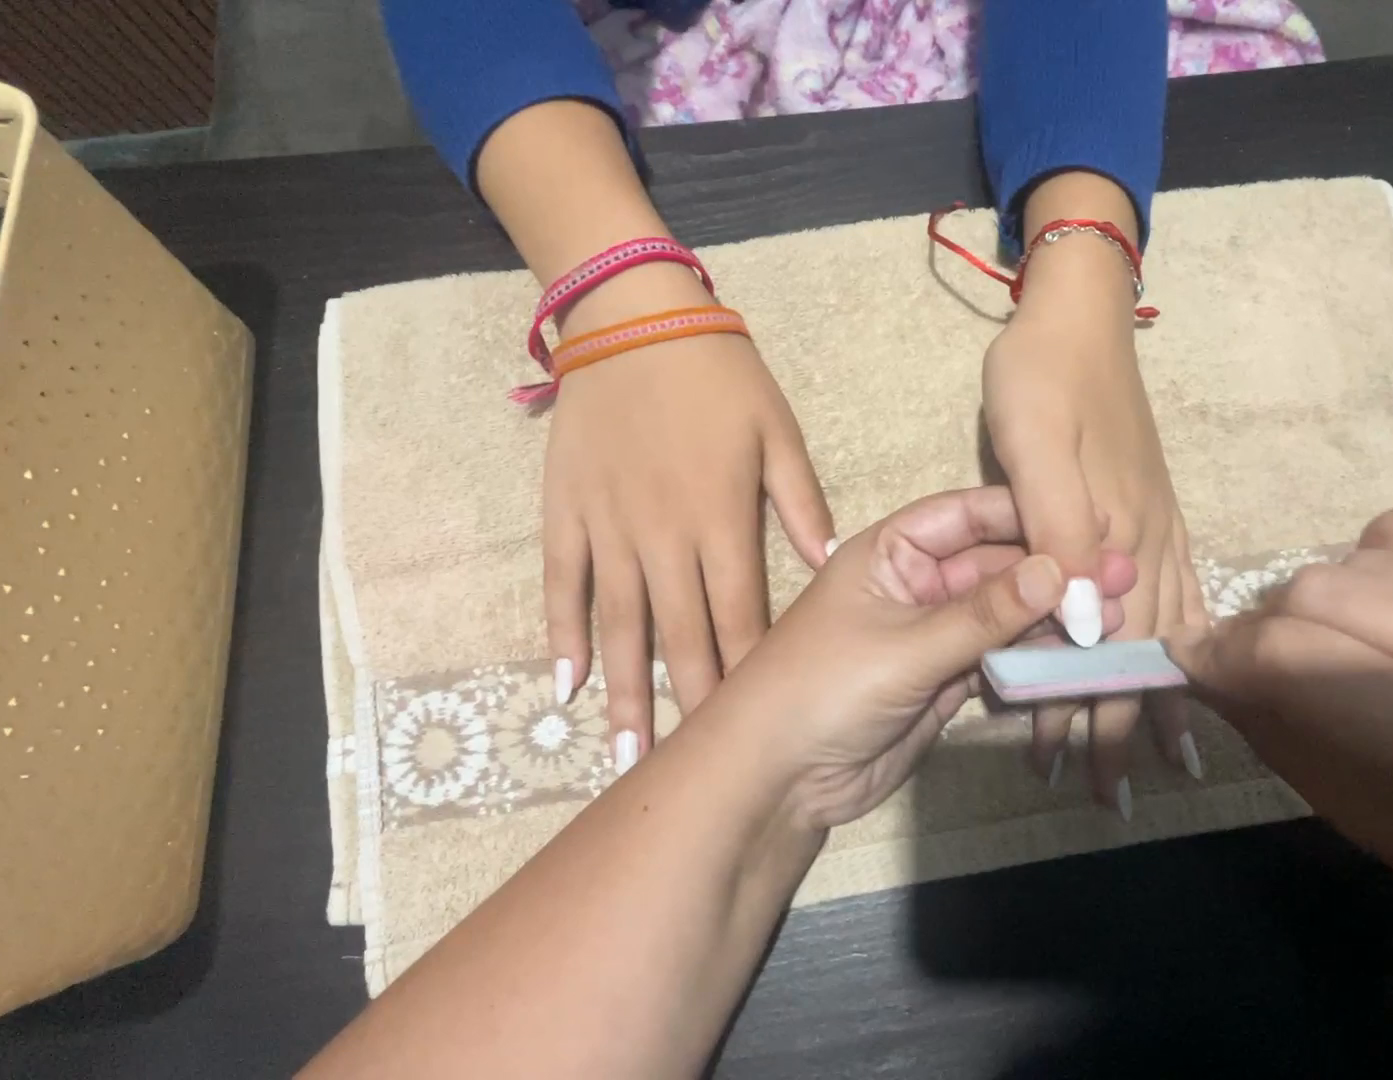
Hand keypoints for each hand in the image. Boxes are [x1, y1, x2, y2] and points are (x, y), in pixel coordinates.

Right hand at [544, 331, 832, 772]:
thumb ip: (801, 502)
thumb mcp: (777, 431)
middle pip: (681, 637)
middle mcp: (664, 538)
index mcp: (723, 520)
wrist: (633, 319)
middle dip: (690, 704)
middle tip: (690, 771)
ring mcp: (608, 530)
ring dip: (625, 693)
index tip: (757, 729)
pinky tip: (565, 686)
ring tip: (626, 755)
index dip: (748, 675)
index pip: (741, 616)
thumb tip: (830, 560)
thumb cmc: (719, 376)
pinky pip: (562, 586)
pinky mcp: (565, 515)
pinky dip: (563, 636)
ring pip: (620, 626)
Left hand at [716, 486, 1135, 828]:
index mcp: (893, 550)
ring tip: (1115, 623)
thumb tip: (1058, 569)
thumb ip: (983, 613)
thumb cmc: (825, 687)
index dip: (1027, 517)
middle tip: (1119, 581)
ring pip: (1004, 616)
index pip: (968, 516)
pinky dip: (1035, 662)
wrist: (779, 778)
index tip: (1089, 523)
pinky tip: (1080, 661)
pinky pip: (999, 660)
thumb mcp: (905, 645)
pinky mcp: (946, 680)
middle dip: (1053, 576)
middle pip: (996, 568)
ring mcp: (934, 633)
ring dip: (1053, 621)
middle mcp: (918, 583)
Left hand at [983, 232, 1205, 812]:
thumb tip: (1087, 631)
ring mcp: (1151, 528)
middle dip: (1124, 722)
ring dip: (1158, 695)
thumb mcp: (1033, 450)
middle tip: (1117, 792)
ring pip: (1157, 630)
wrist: (1077, 317)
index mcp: (1103, 536)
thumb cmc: (1038, 381)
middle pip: (1135, 650)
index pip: (1101, 644)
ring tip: (1166, 756)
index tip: (1087, 773)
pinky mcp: (1150, 515)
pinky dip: (1175, 641)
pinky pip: (1169, 593)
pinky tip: (1179, 666)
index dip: (1092, 709)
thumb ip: (1059, 538)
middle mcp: (1138, 543)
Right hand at [1166, 496, 1392, 964]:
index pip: (1295, 654)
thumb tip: (1191, 653)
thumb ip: (1265, 719)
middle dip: (1270, 624)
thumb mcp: (1350, 806)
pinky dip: (1391, 547)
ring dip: (1327, 594)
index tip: (1188, 656)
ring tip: (1342, 632)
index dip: (1224, 651)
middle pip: (1320, 591)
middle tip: (1268, 655)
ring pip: (1367, 556)